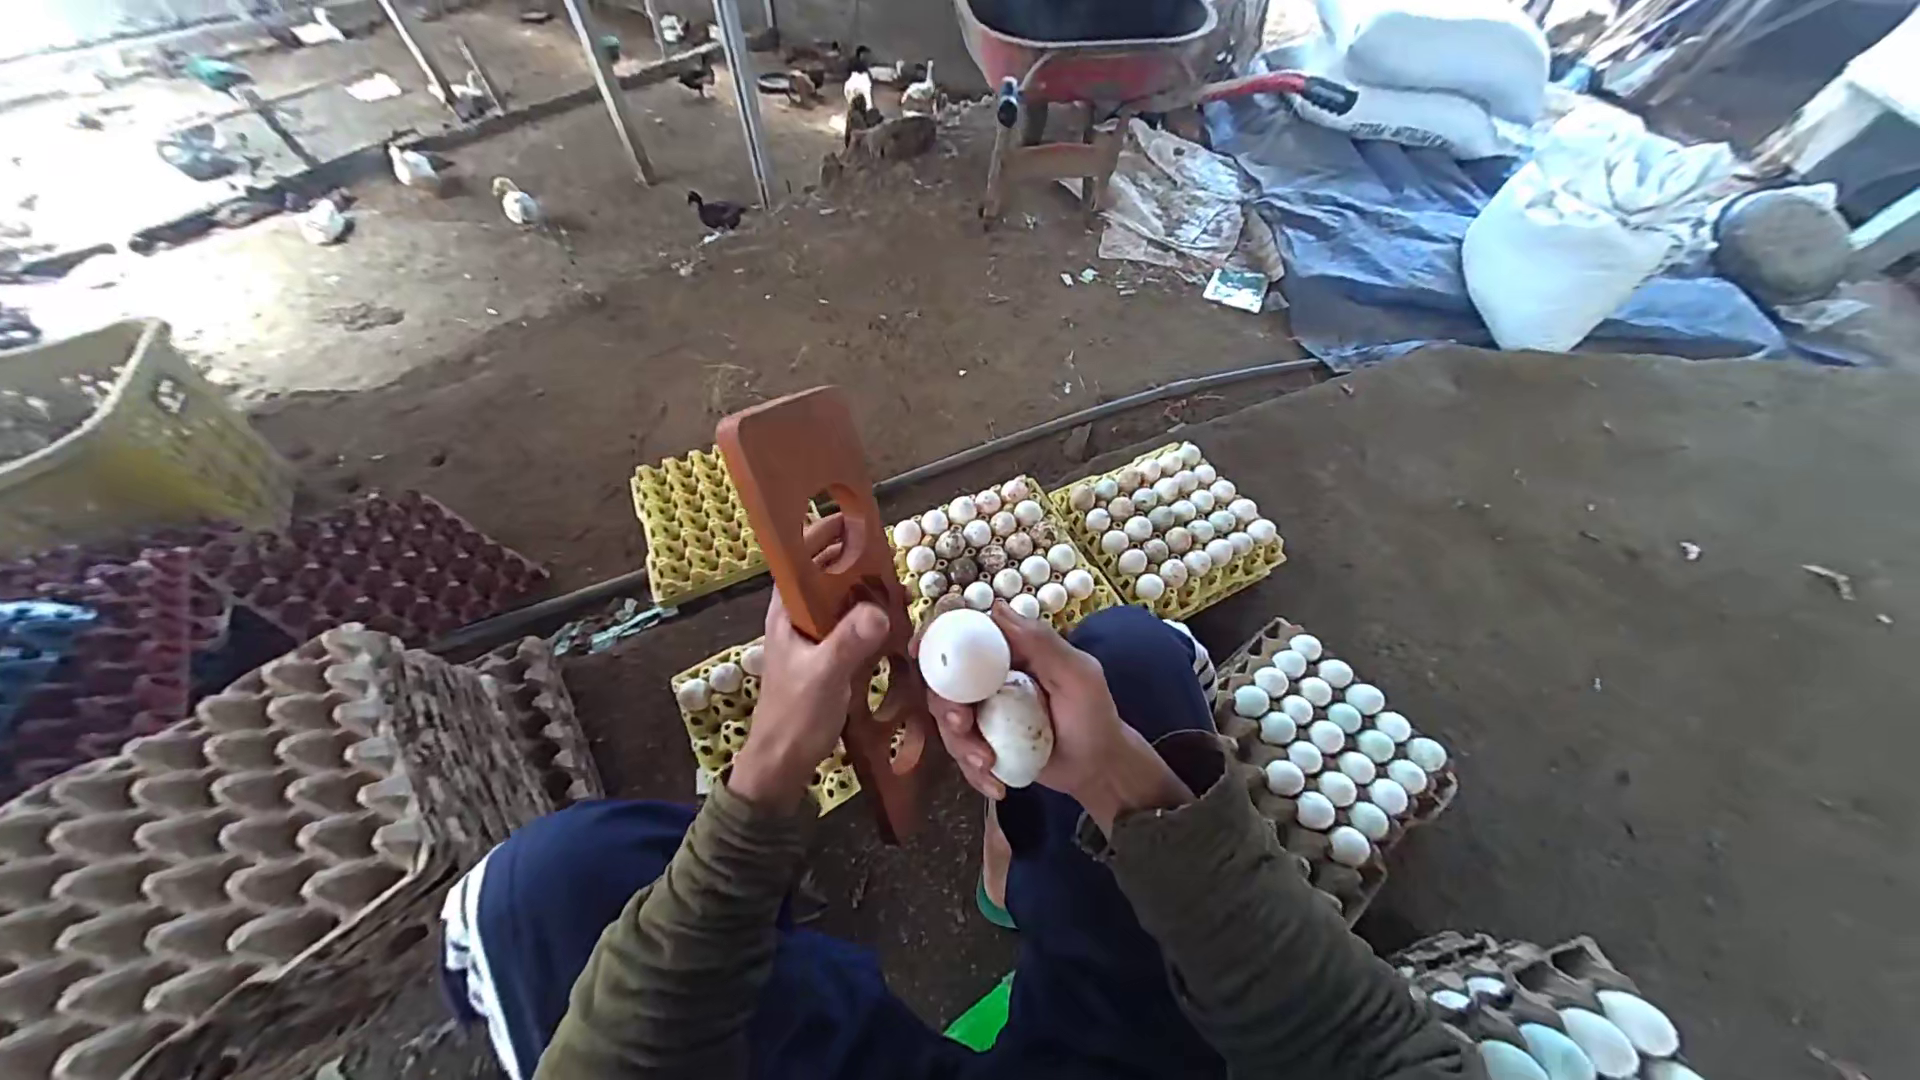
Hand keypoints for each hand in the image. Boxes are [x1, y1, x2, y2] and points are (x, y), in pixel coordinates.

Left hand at [729, 518, 890, 812]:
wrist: (782, 763)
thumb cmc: (794, 716)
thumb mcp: (823, 676)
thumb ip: (848, 642)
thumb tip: (880, 610)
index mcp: (787, 613)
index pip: (800, 561)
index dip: (822, 537)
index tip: (851, 521)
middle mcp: (800, 618)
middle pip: (827, 577)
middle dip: (855, 564)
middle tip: (889, 561)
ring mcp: (815, 638)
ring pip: (843, 602)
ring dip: (867, 594)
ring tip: (897, 591)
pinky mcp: (829, 657)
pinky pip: (853, 627)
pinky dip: (871, 621)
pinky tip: (893, 626)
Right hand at [920, 602, 1190, 830]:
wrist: (1098, 769)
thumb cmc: (1093, 715)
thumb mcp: (1077, 675)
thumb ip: (1041, 643)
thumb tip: (996, 608)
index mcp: (1009, 650)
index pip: (963, 632)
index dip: (935, 635)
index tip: (920, 651)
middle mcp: (989, 676)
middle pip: (944, 680)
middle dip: (946, 706)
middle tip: (963, 725)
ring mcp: (983, 710)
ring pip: (947, 719)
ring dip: (961, 745)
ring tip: (987, 764)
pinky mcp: (982, 741)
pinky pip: (960, 753)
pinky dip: (973, 772)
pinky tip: (997, 784)